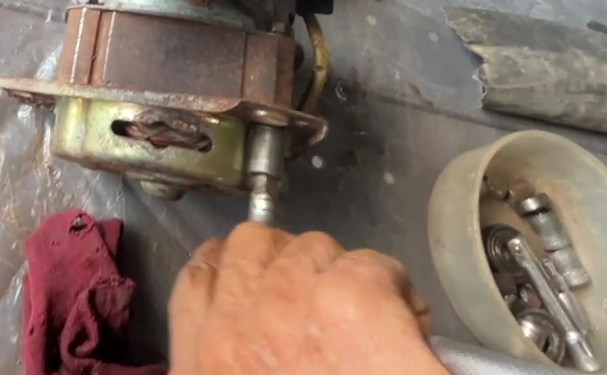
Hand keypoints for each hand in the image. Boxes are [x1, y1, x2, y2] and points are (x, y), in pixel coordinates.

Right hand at [168, 223, 443, 374]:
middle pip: (252, 245)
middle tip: (323, 307)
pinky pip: (363, 263)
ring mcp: (290, 314)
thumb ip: (222, 366)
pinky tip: (407, 321)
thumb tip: (233, 328)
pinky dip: (390, 286)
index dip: (230, 268)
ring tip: (370, 324)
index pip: (199, 276)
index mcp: (204, 368)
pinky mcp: (350, 306)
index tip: (261, 283)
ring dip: (340, 275)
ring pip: (311, 247)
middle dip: (287, 265)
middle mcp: (234, 331)